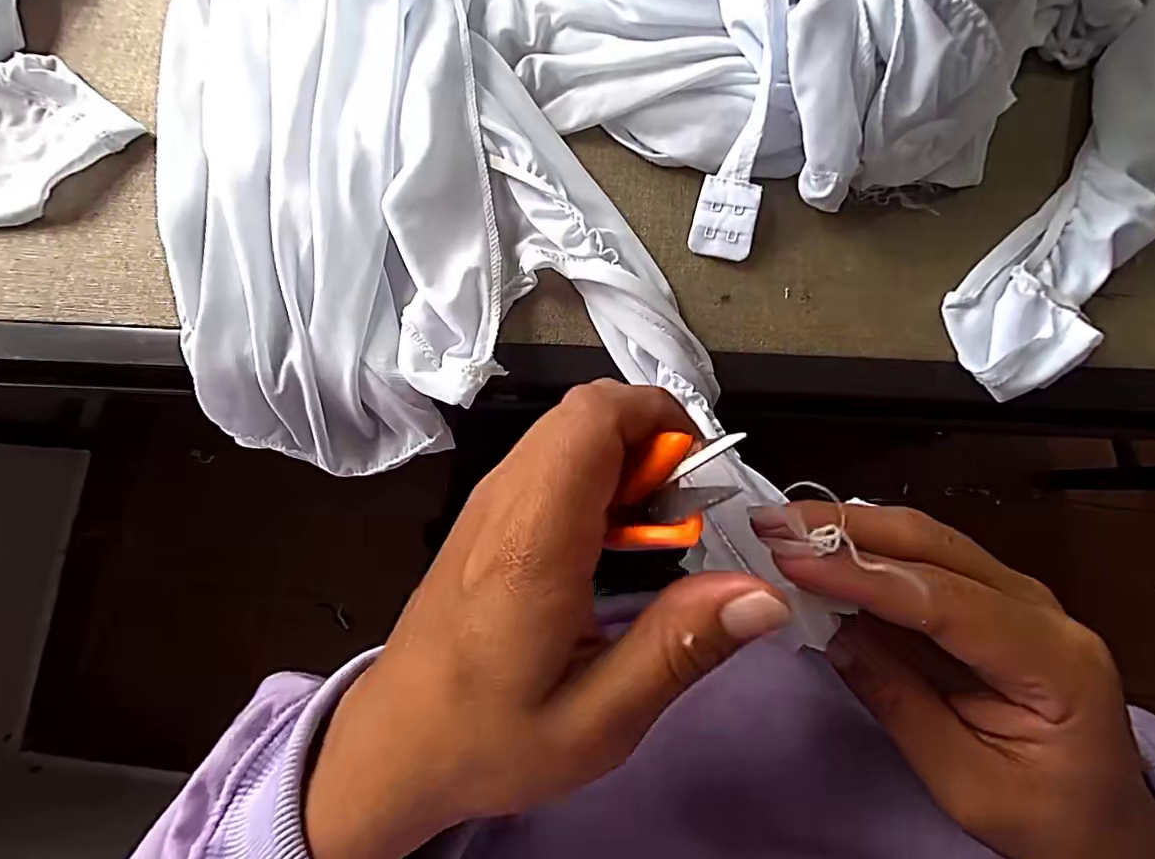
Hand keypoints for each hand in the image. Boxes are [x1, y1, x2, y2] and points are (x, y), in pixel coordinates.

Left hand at [305, 381, 792, 858]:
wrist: (390, 747)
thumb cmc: (488, 737)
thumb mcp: (598, 720)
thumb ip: (681, 649)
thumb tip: (764, 597)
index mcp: (534, 538)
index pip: (596, 415)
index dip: (660, 419)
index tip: (693, 479)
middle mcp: (509, 495)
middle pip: (592, 406)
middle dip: (653, 436)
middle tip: (676, 507)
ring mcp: (495, 493)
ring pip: (576, 423)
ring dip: (630, 452)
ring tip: (648, 522)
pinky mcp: (494, 503)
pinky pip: (559, 449)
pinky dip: (603, 466)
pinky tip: (612, 531)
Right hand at [755, 501, 1154, 858]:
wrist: (1108, 819)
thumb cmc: (1054, 818)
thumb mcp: (971, 786)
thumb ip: (903, 705)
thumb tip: (836, 633)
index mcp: (1055, 659)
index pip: (944, 598)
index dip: (864, 573)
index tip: (796, 561)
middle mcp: (1039, 605)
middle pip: (934, 543)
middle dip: (848, 527)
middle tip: (778, 523)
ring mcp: (1016, 590)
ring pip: (926, 537)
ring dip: (853, 528)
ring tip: (789, 527)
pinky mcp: (990, 591)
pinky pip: (925, 556)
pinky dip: (871, 547)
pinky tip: (828, 545)